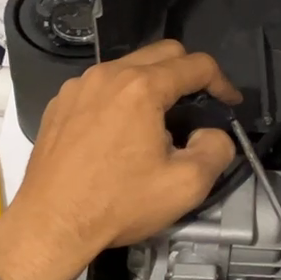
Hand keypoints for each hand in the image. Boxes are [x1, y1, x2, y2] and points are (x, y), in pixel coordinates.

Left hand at [0, 41, 241, 279]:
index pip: (196, 65)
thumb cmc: (119, 203)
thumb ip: (216, 148)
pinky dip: (120, 97)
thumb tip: (210, 133)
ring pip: (128, 67)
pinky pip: (100, 86)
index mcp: (142, 87)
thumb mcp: (187, 184)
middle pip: (162, 53)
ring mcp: (78, 87)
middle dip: (189, 73)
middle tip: (200, 106)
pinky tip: (122, 132)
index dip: (222, 82)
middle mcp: (108, 75)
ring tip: (160, 121)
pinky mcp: (59, 104)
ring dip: (153, 83)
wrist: (51, 225)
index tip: (229, 104)